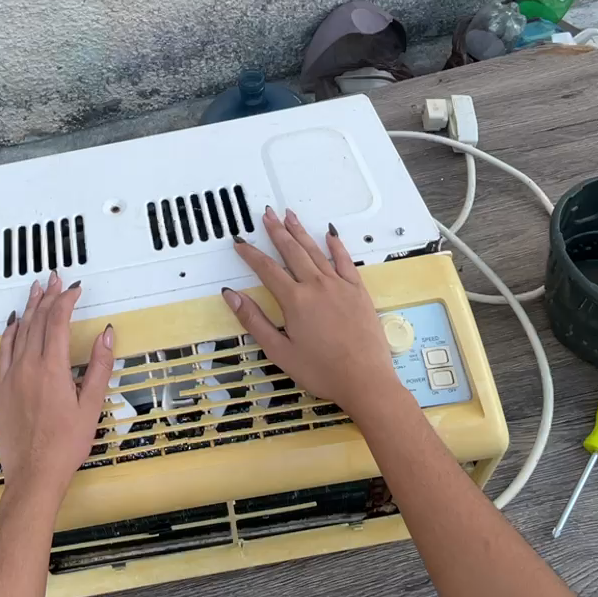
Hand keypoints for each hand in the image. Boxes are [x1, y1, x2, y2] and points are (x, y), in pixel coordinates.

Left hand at [0, 272, 114, 506]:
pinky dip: (10, 331)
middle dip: (48, 296)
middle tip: (55, 277)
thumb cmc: (67, 444)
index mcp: (52, 368)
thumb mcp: (91, 407)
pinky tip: (14, 322)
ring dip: (29, 307)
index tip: (76, 288)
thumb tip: (107, 334)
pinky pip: (4, 350)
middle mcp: (28, 365)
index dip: (67, 300)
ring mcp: (11, 375)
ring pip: (20, 331)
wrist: (33, 475)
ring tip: (36, 288)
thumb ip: (99, 368)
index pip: (58, 322)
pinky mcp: (2, 387)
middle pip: (38, 320)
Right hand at [224, 207, 406, 416]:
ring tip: (290, 215)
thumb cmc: (322, 371)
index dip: (250, 254)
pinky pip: (345, 261)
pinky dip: (336, 246)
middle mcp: (316, 286)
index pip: (266, 269)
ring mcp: (340, 286)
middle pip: (291, 251)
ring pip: (315, 251)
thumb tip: (231, 295)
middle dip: (277, 231)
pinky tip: (330, 234)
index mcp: (295, 300)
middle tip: (267, 214)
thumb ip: (254, 320)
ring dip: (300, 232)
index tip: (239, 242)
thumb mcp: (279, 351)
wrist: (366, 382)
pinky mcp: (358, 291)